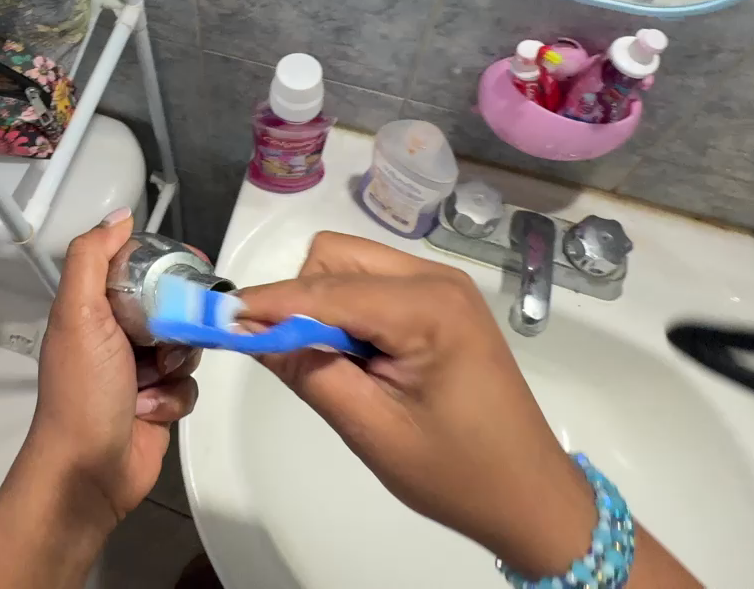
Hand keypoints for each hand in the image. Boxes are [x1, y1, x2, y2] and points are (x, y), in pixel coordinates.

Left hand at [17, 210, 200, 521]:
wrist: (88, 472)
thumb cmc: (82, 388)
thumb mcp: (78, 312)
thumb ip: (93, 258)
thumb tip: (121, 215)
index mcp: (93, 307)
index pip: (138, 266)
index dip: (166, 260)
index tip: (194, 262)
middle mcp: (117, 333)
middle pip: (170, 304)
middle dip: (179, 319)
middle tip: (179, 330)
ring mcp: (140, 369)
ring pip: (185, 343)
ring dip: (176, 362)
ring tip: (154, 377)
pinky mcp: (160, 402)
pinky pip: (188, 383)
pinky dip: (175, 396)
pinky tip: (151, 409)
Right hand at [239, 232, 595, 576]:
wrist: (532, 496)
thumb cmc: (457, 474)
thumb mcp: (372, 430)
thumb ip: (307, 371)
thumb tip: (248, 332)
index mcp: (429, 307)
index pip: (327, 290)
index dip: (270, 303)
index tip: (221, 317)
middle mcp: (434, 277)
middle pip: (334, 257)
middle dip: (301, 299)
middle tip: (299, 357)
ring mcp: (439, 282)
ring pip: (347, 262)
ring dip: (323, 302)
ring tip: (340, 362)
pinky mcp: (438, 296)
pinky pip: (369, 279)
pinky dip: (345, 306)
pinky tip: (359, 353)